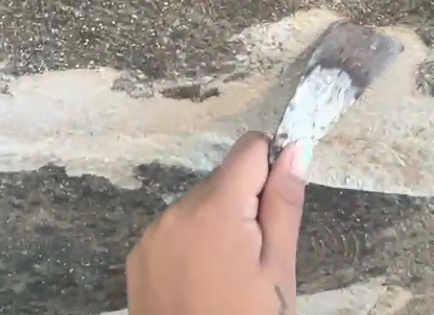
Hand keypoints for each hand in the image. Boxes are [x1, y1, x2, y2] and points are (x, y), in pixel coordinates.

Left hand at [126, 133, 310, 314]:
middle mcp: (176, 209)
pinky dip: (191, 247)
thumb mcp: (278, 272)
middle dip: (244, 208)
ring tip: (227, 281)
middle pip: (224, 181)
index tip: (276, 209)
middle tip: (255, 263)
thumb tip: (296, 146)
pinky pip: (174, 231)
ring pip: (199, 206)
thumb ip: (285, 203)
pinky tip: (199, 288)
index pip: (249, 148)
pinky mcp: (137, 257)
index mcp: (214, 207)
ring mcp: (151, 234)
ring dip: (217, 227)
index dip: (271, 169)